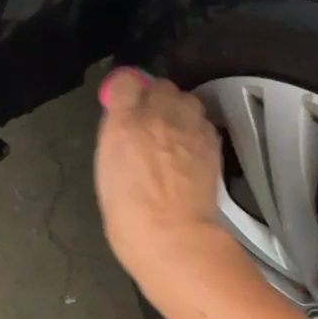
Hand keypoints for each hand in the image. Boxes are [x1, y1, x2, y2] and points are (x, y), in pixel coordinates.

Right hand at [93, 67, 242, 294]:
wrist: (173, 236)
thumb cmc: (128, 214)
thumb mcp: (107, 171)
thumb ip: (116, 137)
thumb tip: (123, 124)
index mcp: (124, 122)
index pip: (125, 82)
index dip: (125, 90)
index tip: (124, 102)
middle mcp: (158, 114)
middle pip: (159, 85)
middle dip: (155, 98)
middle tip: (151, 120)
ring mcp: (188, 125)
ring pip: (186, 99)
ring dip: (179, 109)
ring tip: (175, 131)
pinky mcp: (211, 140)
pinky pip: (203, 121)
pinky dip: (196, 128)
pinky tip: (191, 148)